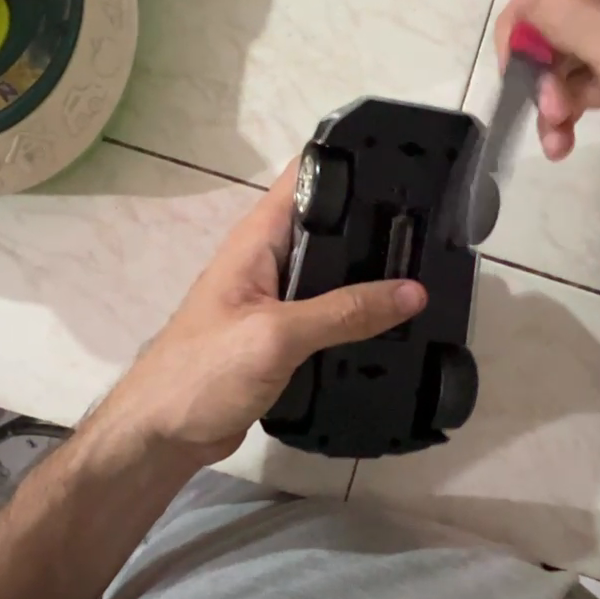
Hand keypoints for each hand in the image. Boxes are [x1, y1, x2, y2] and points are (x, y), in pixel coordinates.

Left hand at [90, 165, 427, 469]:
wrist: (162, 434)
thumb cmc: (205, 371)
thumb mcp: (277, 336)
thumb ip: (344, 312)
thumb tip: (414, 291)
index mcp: (257, 239)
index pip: (305, 178)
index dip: (351, 163)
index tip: (406, 164)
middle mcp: (268, 260)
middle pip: (328, 225)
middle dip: (375, 221)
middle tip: (436, 224)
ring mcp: (275, 299)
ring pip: (332, 272)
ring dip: (370, 273)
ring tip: (431, 268)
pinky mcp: (283, 336)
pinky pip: (328, 312)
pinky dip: (357, 313)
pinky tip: (396, 320)